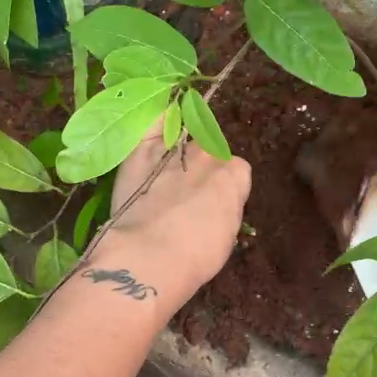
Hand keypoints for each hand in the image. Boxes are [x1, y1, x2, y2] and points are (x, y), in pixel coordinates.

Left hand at [89, 123, 251, 302]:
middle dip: (200, 172)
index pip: (235, 173)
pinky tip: (156, 126)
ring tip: (162, 180)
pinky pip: (152, 124)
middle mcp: (208, 154)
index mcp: (234, 175)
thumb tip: (216, 204)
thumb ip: (226, 209)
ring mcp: (174, 148)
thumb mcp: (226, 236)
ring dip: (177, 156)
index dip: (223, 190)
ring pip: (181, 143)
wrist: (150, 256)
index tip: (212, 207)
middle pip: (209, 155)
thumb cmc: (195, 257)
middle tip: (185, 199)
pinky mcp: (141, 150)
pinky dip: (156, 120)